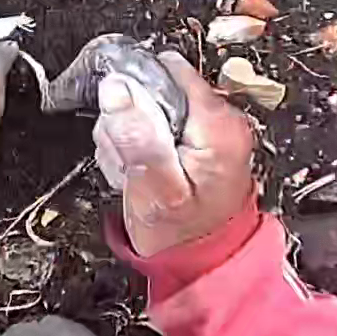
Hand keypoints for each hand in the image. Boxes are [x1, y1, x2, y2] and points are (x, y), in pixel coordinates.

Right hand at [93, 52, 255, 255]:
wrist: (199, 264)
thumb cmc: (182, 233)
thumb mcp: (154, 187)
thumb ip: (138, 136)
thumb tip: (117, 86)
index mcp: (217, 124)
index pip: (167, 72)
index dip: (136, 92)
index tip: (122, 124)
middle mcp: (219, 119)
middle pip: (155, 89)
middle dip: (129, 121)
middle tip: (130, 161)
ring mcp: (207, 128)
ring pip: (148, 108)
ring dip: (130, 138)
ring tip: (136, 171)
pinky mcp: (195, 139)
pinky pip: (154, 126)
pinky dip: (139, 147)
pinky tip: (142, 171)